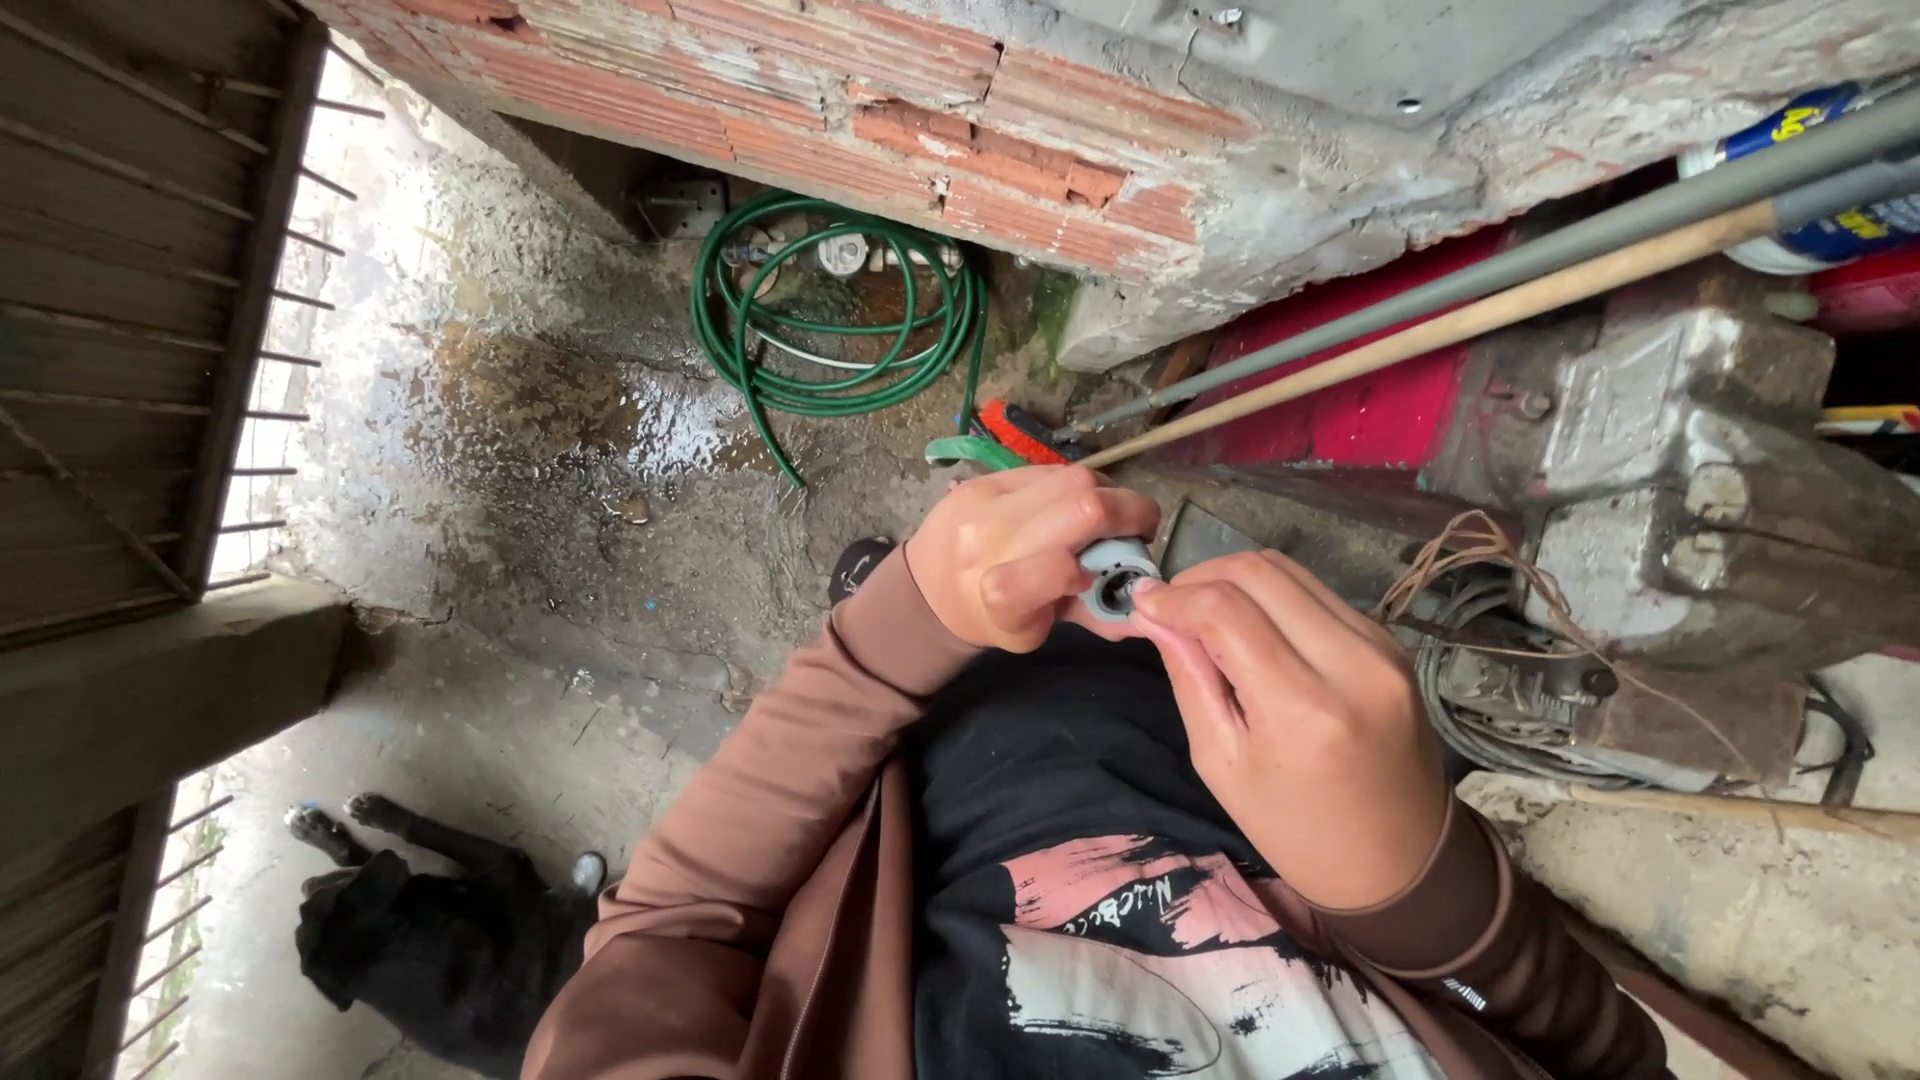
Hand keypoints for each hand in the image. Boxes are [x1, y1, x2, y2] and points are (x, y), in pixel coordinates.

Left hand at [905, 466, 1159, 651]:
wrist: (928, 588)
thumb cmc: (991, 616)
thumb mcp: (1037, 631)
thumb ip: (1093, 618)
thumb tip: (1146, 611)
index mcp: (1002, 599)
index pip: (1057, 569)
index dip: (1095, 567)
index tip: (1104, 574)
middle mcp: (989, 544)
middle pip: (1080, 503)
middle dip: (1129, 511)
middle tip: (1139, 529)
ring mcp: (982, 503)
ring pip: (1070, 476)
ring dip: (1104, 491)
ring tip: (1107, 514)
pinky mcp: (980, 480)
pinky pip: (1046, 469)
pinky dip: (1072, 485)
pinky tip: (1071, 503)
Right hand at [1129, 551, 1445, 909]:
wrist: (1401, 862)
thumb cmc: (1294, 828)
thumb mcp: (1220, 762)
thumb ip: (1188, 677)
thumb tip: (1152, 614)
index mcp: (1302, 708)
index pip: (1224, 610)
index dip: (1173, 596)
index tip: (1141, 603)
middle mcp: (1350, 663)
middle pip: (1257, 571)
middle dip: (1198, 576)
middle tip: (1170, 605)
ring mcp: (1380, 647)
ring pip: (1288, 570)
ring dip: (1233, 580)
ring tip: (1203, 613)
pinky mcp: (1390, 643)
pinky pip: (1315, 592)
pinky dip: (1270, 596)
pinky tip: (1250, 626)